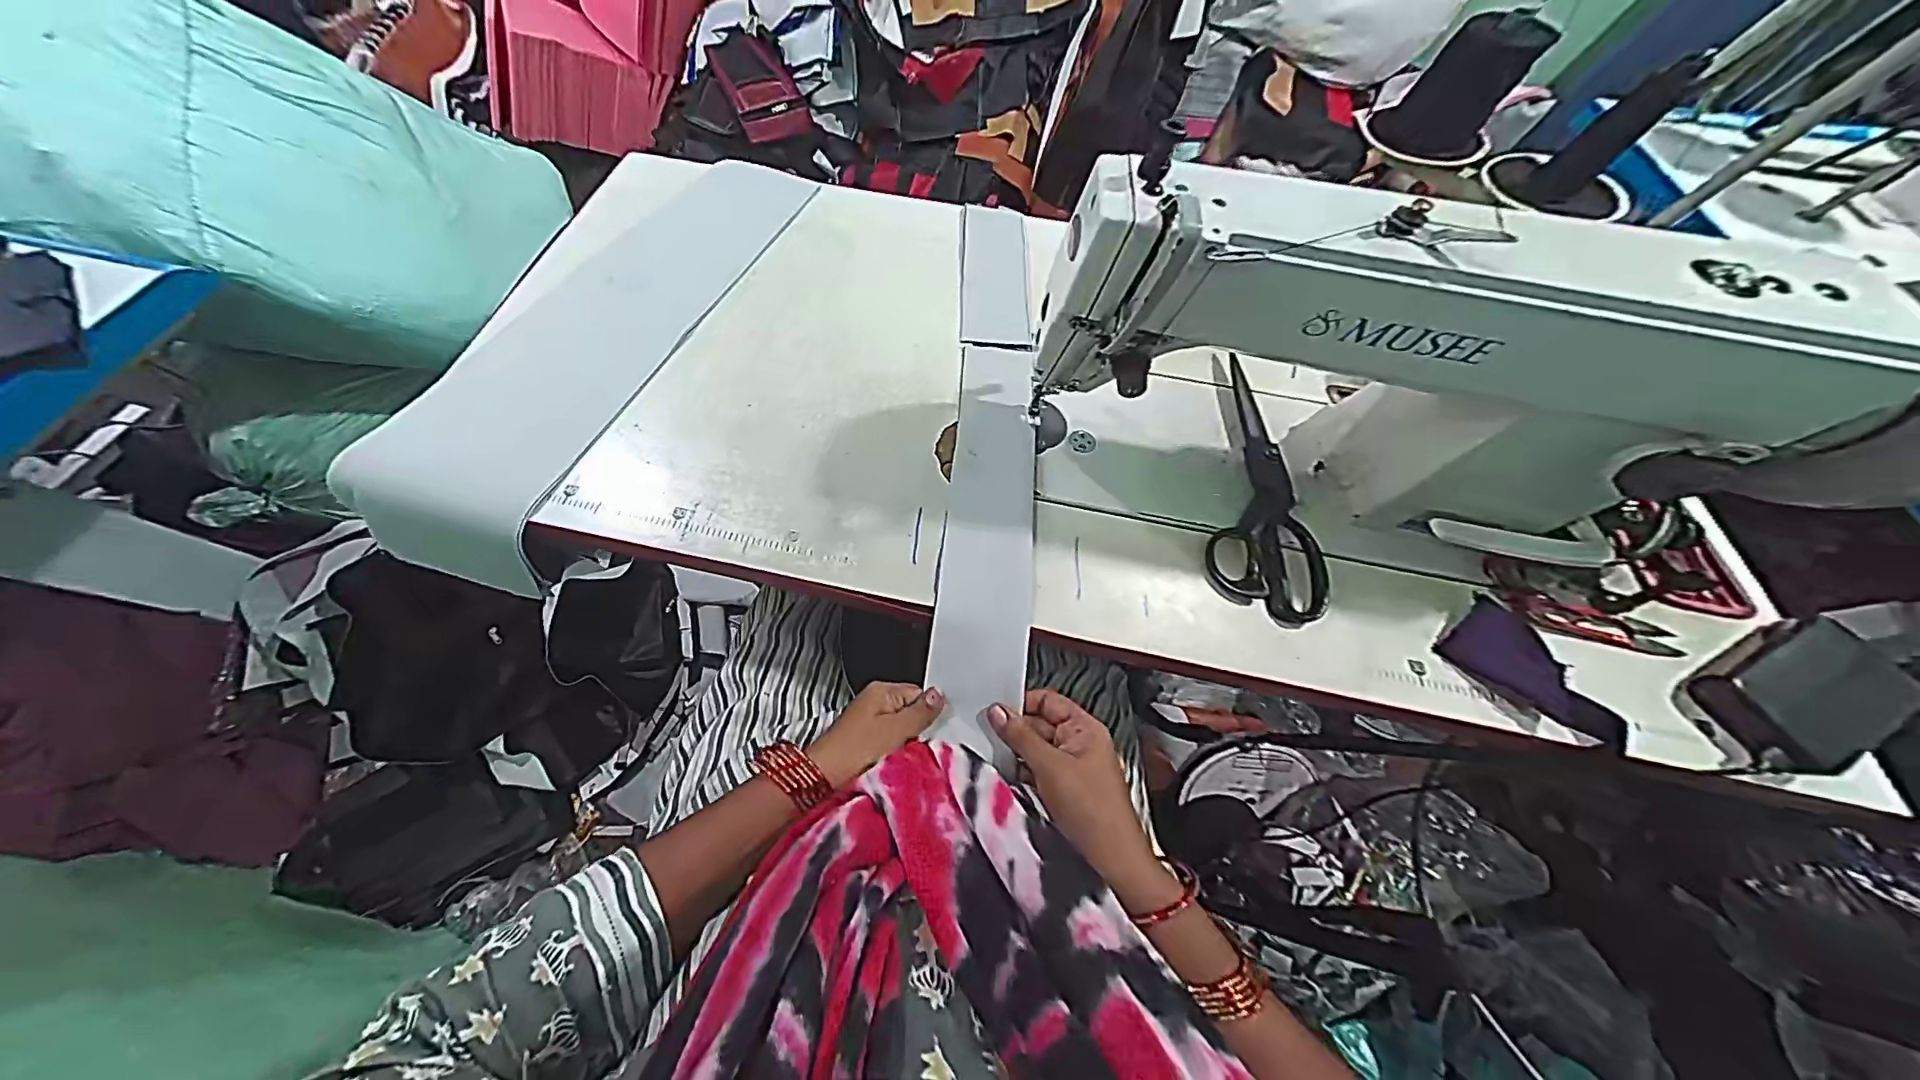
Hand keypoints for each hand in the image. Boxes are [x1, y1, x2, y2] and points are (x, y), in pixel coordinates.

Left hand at [807, 682, 944, 787]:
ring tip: (900, 755)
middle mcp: (874, 702)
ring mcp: (869, 721)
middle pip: (911, 711)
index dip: (928, 713)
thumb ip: (920, 712)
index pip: (919, 694)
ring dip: (906, 744)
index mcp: (882, 691)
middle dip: (917, 729)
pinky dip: (894, 752)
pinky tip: (891, 761)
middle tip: (913, 744)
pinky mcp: (866, 739)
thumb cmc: (856, 750)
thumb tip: (938, 695)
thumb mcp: (896, 730)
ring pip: (902, 729)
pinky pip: (890, 741)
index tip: (931, 731)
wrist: (823, 777)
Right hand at [991, 691, 1171, 908]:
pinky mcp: (1066, 788)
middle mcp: (1080, 743)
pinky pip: (1039, 771)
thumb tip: (999, 712)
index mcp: (1085, 728)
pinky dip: (1024, 773)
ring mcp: (1073, 766)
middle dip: (1016, 732)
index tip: (996, 713)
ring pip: (1037, 749)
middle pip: (1040, 724)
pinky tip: (1013, 780)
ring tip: (1002, 761)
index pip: (1048, 700)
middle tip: (991, 738)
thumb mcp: (1049, 765)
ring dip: (1018, 755)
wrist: (1110, 856)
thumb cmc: (1093, 810)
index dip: (1022, 703)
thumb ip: (1020, 735)